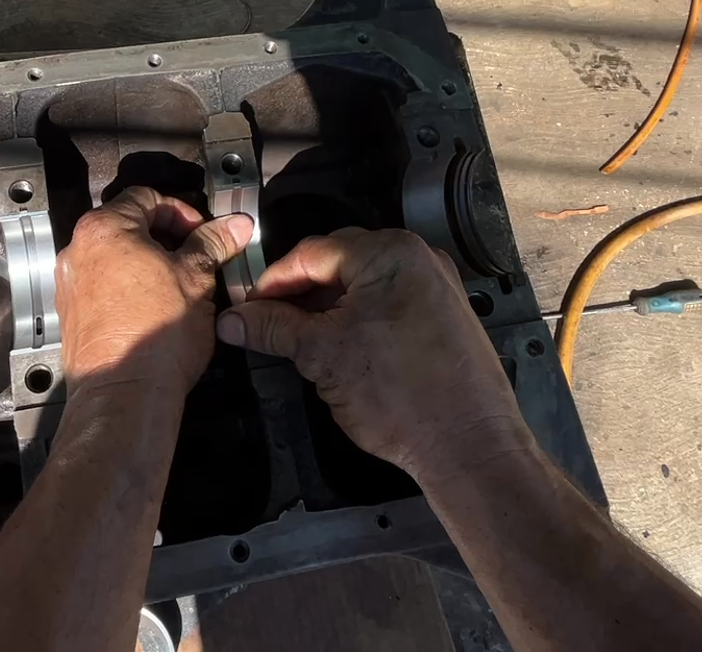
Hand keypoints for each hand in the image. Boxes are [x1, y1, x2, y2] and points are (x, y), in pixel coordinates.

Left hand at [55, 186, 254, 396]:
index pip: (147, 197)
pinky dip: (128, 288)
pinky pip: (103, 286)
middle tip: (195, 258)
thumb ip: (214, 243)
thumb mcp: (197, 278)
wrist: (124, 395)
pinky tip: (154, 310)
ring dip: (148, 263)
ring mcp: (71, 283)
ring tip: (178, 286)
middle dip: (166, 238)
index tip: (202, 234)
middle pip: (128, 225)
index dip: (182, 212)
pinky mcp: (72, 314)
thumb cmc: (154, 337)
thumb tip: (233, 226)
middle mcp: (79, 250)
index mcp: (105, 228)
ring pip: (116, 257)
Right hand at [215, 228, 531, 477]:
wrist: (470, 450)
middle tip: (267, 321)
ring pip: (362, 283)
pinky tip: (336, 345)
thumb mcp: (321, 355)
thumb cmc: (399, 395)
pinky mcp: (444, 314)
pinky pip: (387, 300)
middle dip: (299, 292)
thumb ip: (273, 327)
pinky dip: (356, 316)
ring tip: (298, 338)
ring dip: (326, 306)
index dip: (274, 280)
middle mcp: (416, 257)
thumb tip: (231, 320)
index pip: (312, 252)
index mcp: (389, 252)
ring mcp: (435, 285)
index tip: (247, 307)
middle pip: (337, 262)